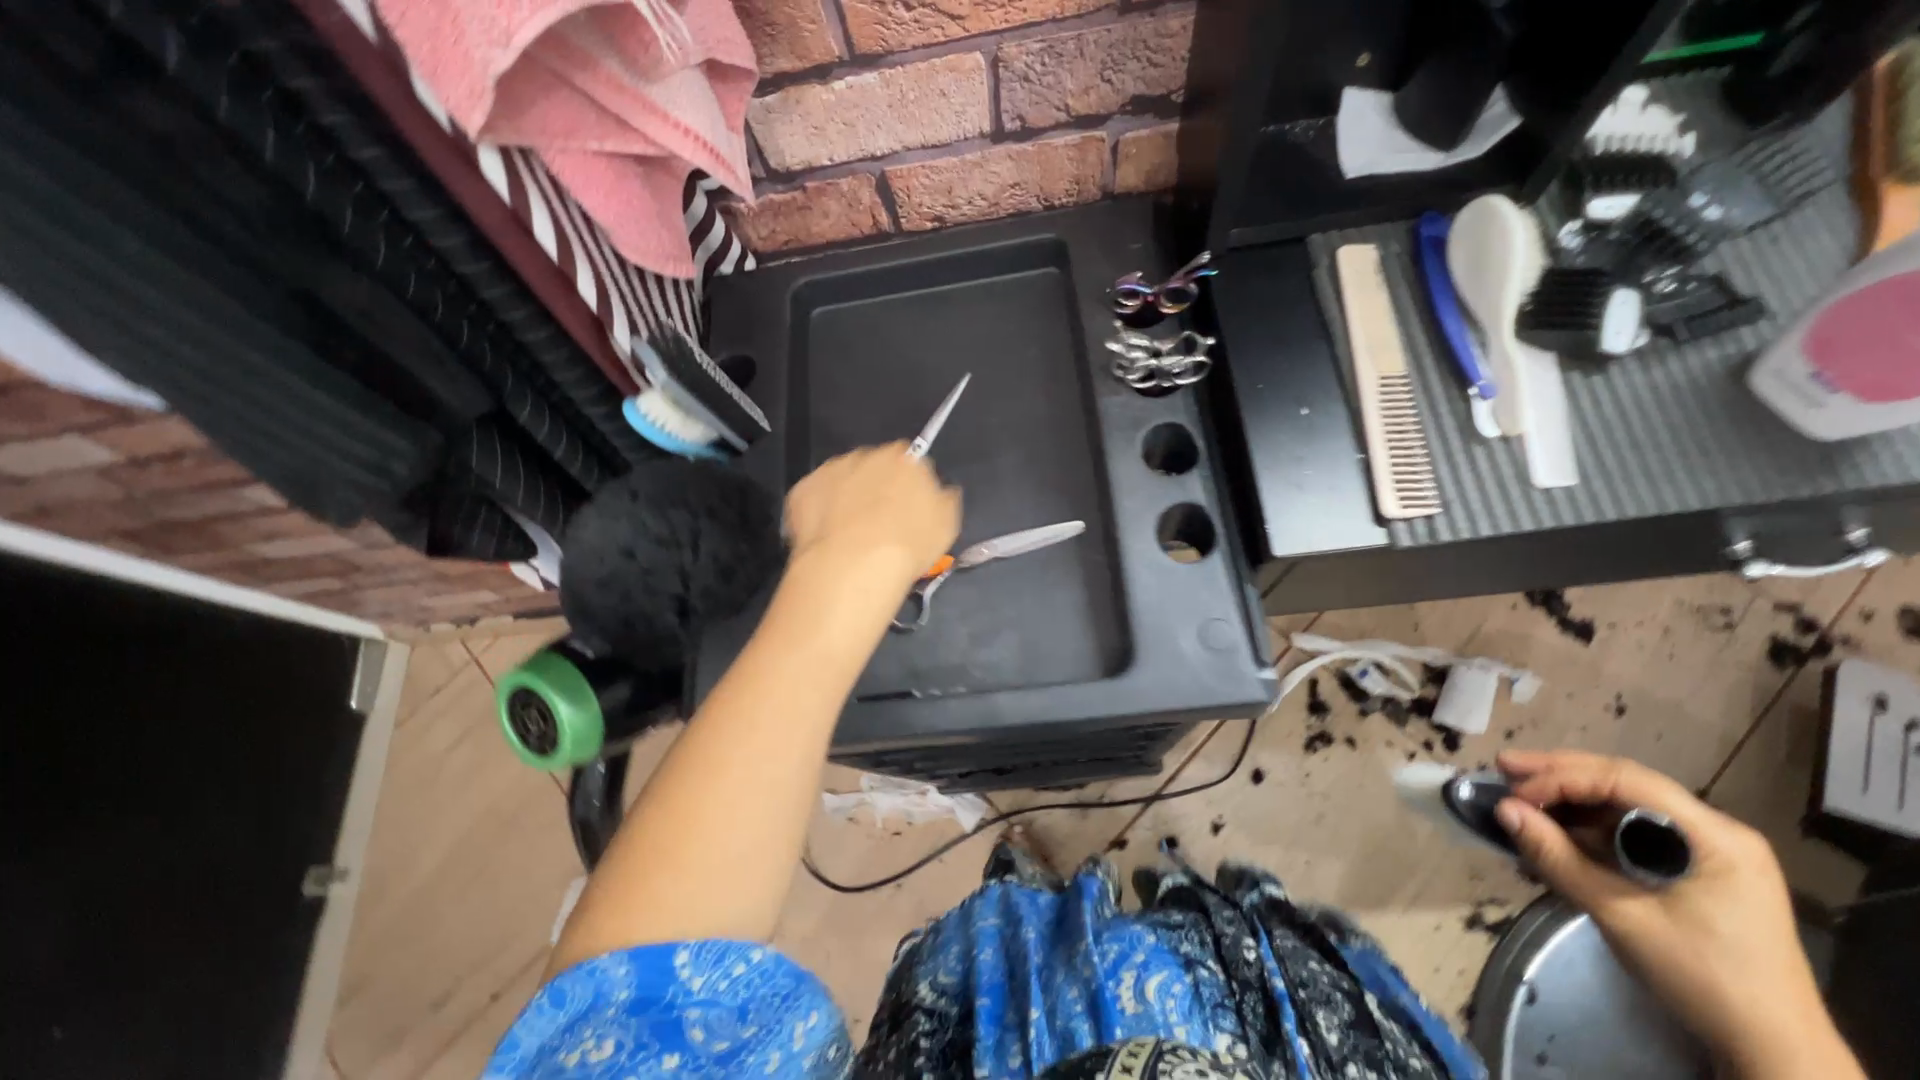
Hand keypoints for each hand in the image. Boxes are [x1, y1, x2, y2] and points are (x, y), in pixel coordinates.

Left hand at [784, 442, 961, 591]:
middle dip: (875, 489)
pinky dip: (820, 512)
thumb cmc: (909, 544)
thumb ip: (942, 498)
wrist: (853, 564)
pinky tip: (827, 536)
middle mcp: (866, 455)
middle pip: (874, 467)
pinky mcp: (802, 490)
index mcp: (904, 458)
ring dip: (846, 498)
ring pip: (842, 480)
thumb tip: (937, 492)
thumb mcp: (947, 523)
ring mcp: (830, 470)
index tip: (906, 509)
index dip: (907, 486)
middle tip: (878, 523)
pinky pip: (815, 497)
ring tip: (849, 534)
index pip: (909, 462)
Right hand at [1494, 750, 1861, 1079]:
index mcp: (1714, 834)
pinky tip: (1559, 833)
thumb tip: (1505, 811)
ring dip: (1574, 802)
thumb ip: (1561, 860)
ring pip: (1629, 808)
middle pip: (1627, 784)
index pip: (1625, 780)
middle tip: (1505, 767)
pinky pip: (1638, 835)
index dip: (1562, 778)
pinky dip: (1594, 830)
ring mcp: (1711, 851)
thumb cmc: (1702, 978)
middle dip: (1562, 775)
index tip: (1514, 792)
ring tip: (1522, 798)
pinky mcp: (1701, 873)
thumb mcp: (1622, 916)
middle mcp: (1716, 830)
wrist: (1773, 1048)